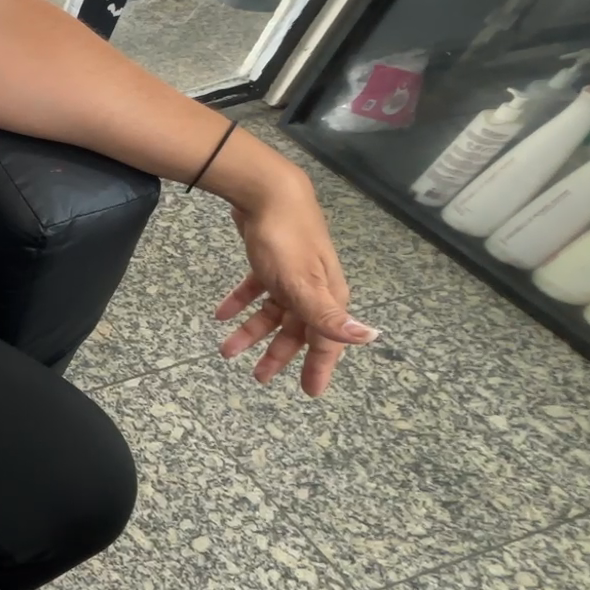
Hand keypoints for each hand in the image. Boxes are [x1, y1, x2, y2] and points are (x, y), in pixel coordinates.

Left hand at [214, 172, 378, 396]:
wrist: (268, 197)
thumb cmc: (286, 242)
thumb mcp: (303, 283)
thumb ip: (327, 314)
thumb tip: (369, 338)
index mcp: (327, 298)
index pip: (327, 341)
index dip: (320, 367)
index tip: (310, 392)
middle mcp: (314, 289)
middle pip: (297, 330)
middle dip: (279, 355)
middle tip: (257, 377)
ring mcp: (291, 275)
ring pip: (272, 312)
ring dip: (250, 332)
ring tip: (225, 351)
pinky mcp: (269, 262)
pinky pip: (255, 289)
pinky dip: (239, 302)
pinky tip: (220, 315)